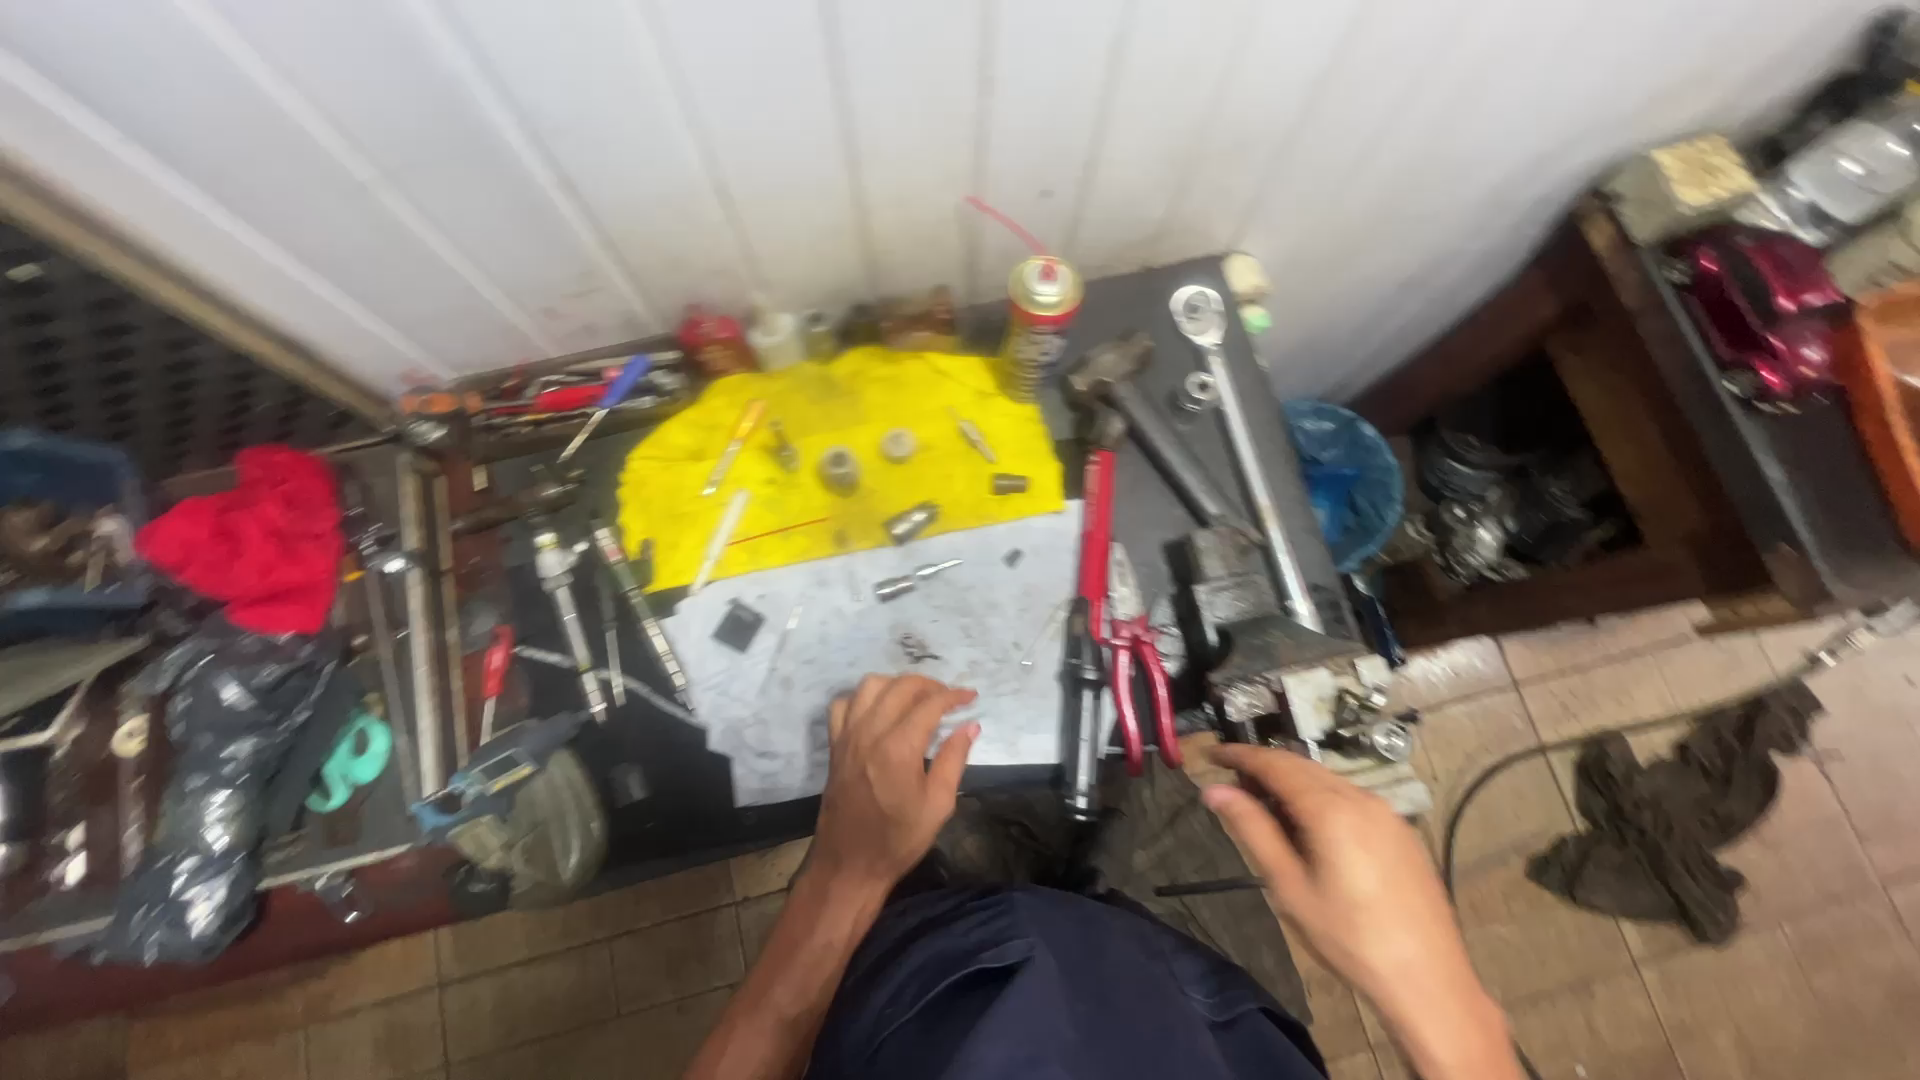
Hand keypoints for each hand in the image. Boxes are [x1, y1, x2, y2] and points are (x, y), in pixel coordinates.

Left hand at [809, 674, 979, 893]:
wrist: (849, 864)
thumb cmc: (898, 840)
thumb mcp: (938, 805)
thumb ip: (954, 759)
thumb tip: (970, 726)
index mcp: (899, 748)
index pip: (930, 704)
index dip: (954, 696)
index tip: (970, 697)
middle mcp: (870, 732)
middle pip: (901, 686)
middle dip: (929, 685)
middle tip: (948, 698)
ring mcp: (848, 736)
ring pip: (870, 686)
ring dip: (896, 684)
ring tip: (915, 699)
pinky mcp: (835, 745)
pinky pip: (844, 704)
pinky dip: (863, 698)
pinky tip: (879, 711)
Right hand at [1202, 744, 1520, 1079]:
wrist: (1429, 982)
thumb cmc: (1348, 938)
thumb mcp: (1288, 886)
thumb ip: (1252, 829)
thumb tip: (1214, 790)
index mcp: (1330, 809)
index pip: (1274, 764)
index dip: (1238, 755)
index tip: (1210, 754)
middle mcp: (1361, 798)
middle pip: (1301, 765)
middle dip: (1262, 766)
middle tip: (1229, 782)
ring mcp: (1386, 813)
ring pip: (1326, 780)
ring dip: (1290, 781)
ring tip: (1262, 806)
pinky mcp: (1400, 831)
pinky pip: (1349, 797)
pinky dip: (1318, 796)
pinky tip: (1307, 826)